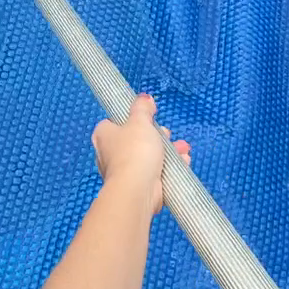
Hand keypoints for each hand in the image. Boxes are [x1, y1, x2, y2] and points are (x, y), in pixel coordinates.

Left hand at [91, 94, 189, 217]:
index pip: (115, 122)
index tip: (148, 118)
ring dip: (169, 152)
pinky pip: (155, 171)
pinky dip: (169, 167)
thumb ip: (142, 108)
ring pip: (148, 156)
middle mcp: (109, 154)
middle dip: (157, 136)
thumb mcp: (140, 121)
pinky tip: (183, 162)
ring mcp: (124, 171)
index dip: (132, 119)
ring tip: (184, 149)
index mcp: (104, 135)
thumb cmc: (135, 151)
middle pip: (135, 139)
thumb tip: (144, 98)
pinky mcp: (138, 185)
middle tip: (167, 134)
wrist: (137, 190)